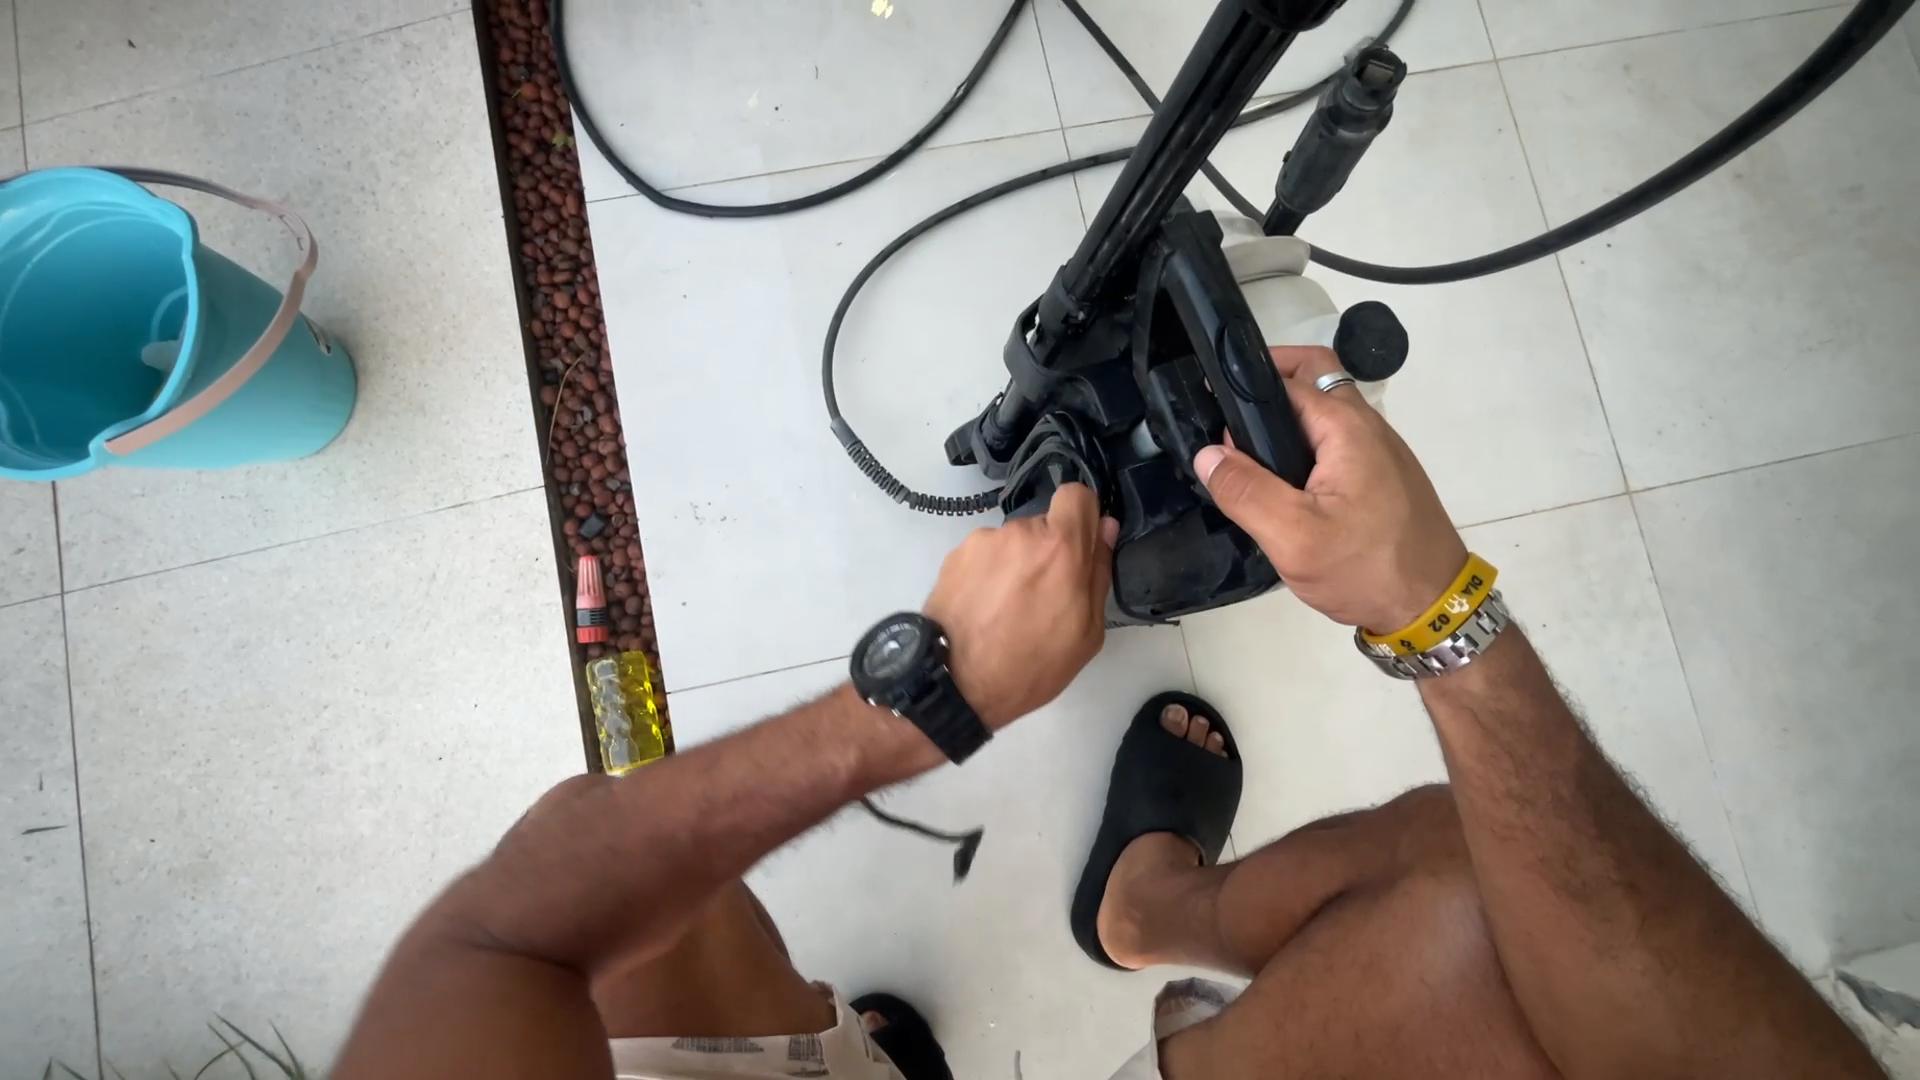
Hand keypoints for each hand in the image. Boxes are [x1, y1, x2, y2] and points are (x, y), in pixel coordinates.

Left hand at [923, 483, 1118, 728]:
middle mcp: (1021, 532)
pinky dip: (987, 573)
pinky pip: (984, 554)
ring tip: (1006, 608)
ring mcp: (984, 541)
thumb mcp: (1087, 632)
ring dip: (1015, 564)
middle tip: (1040, 596)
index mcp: (1061, 547)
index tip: (1078, 546)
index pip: (1078, 495)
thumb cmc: (1031, 665)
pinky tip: (982, 607)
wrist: (957, 682)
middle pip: (1044, 525)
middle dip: (1047, 551)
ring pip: (1012, 542)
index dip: (1081, 517)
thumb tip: (1105, 528)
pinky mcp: (956, 554)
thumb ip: (1098, 573)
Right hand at [1193, 346, 1466, 633]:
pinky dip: (1299, 442)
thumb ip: (1245, 491)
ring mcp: (1375, 452)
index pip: (1288, 377)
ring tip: (1238, 451)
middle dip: (1267, 381)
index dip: (1243, 383)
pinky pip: (1331, 441)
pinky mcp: (1376, 477)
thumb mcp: (1293, 535)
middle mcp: (1365, 427)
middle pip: (1314, 378)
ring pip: (1322, 412)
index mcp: (1346, 428)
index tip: (1205, 401)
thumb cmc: (1365, 568)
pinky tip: (1274, 479)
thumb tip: (1206, 453)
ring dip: (1282, 416)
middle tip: (1224, 414)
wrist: (1433, 608)